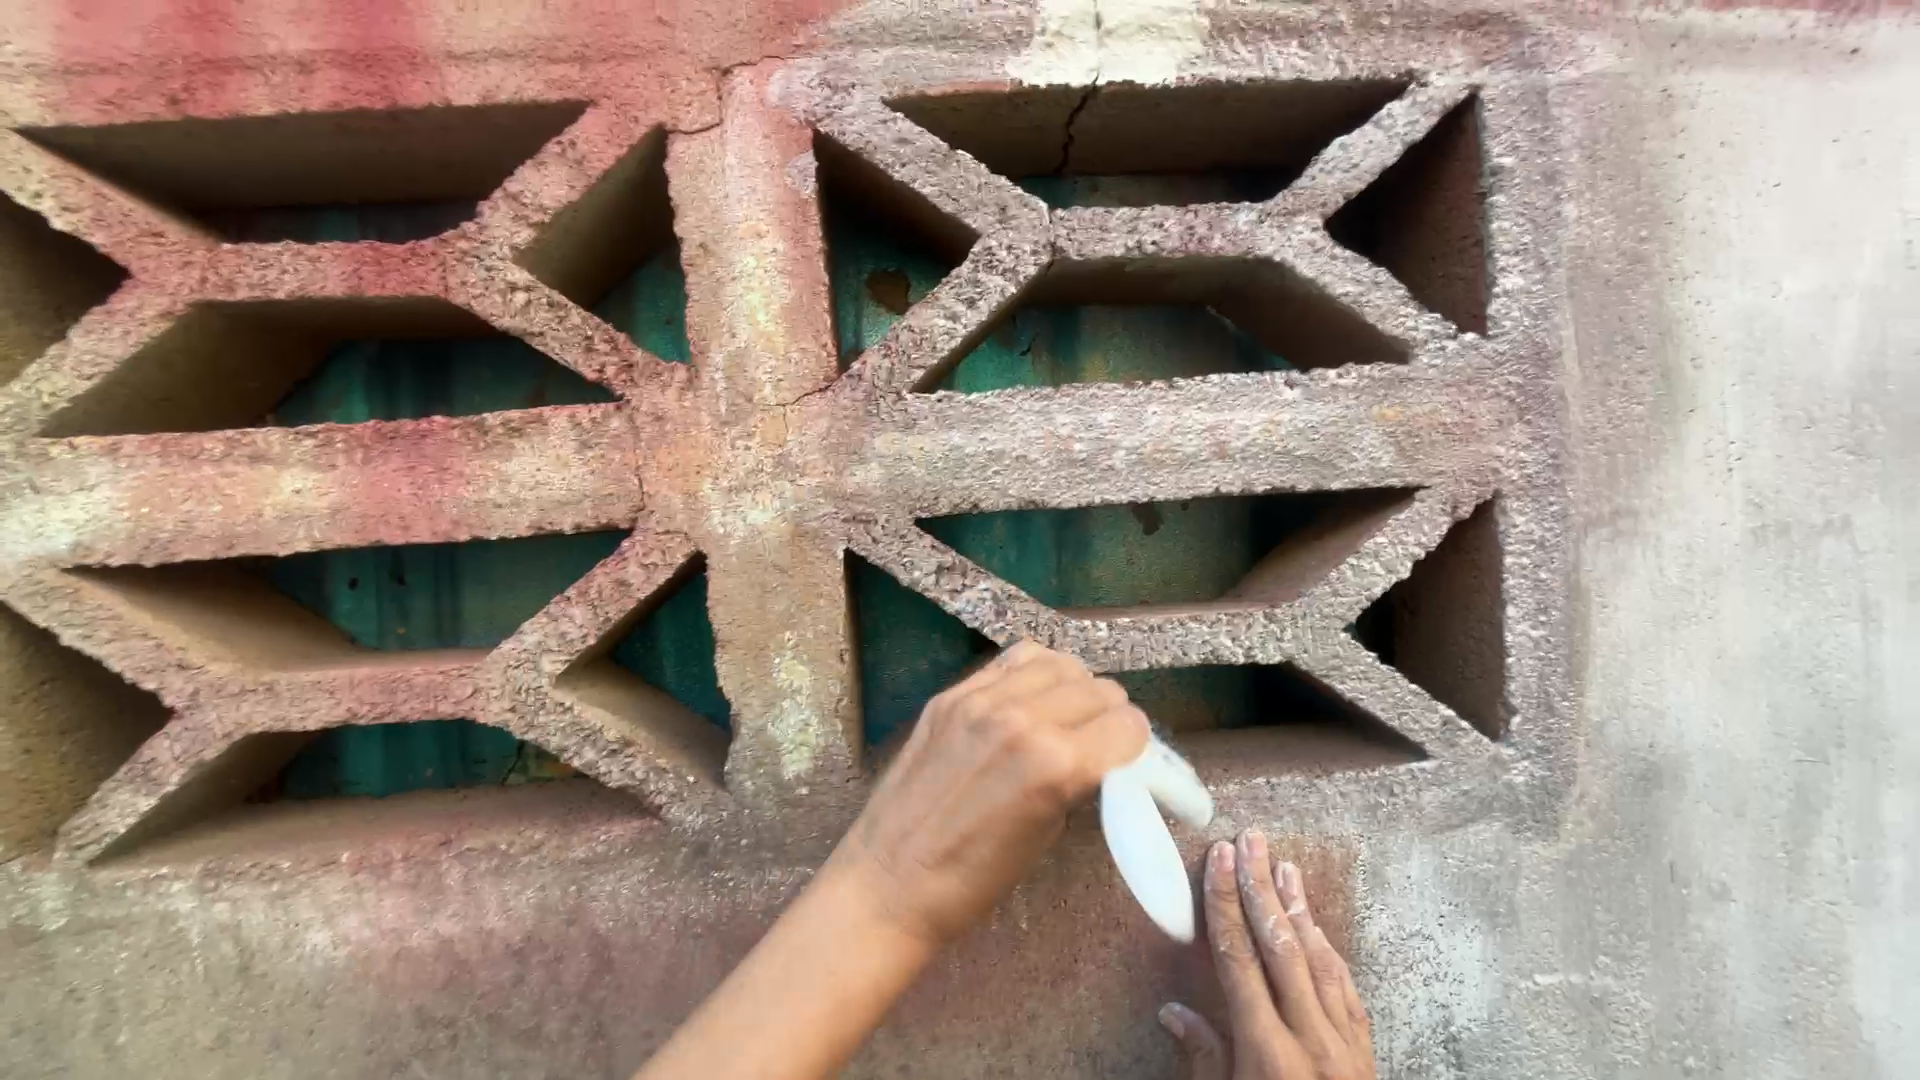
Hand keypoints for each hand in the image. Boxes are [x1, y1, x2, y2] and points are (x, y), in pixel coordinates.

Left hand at [824, 640, 1149, 947]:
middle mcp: (1023, 718)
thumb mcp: (1047, 833)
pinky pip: (1012, 660)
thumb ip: (1077, 779)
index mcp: (1055, 764)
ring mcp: (981, 699)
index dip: (1134, 744)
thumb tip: (1097, 750)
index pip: (1128, 724)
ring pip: (1058, 662)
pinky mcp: (951, 694)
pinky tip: (1030, 697)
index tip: (1125, 759)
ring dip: (1074, 687)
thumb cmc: (975, 880)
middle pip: (1099, 688)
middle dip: (1109, 715)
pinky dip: (1034, 674)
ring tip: (1064, 714)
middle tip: (1097, 742)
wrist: (890, 880)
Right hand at [1159, 831, 1375, 1079]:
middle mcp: (1311, 1039)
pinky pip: (1348, 991)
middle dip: (1261, 887)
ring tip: (1284, 865)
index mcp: (1268, 1052)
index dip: (1224, 903)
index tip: (1219, 857)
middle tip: (1251, 839)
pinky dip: (1329, 952)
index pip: (1239, 957)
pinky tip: (1317, 928)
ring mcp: (1346, 1046)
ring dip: (1298, 908)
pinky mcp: (1368, 1055)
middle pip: (1280, 945)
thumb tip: (1171, 1009)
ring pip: (1318, 960)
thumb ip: (1202, 1059)